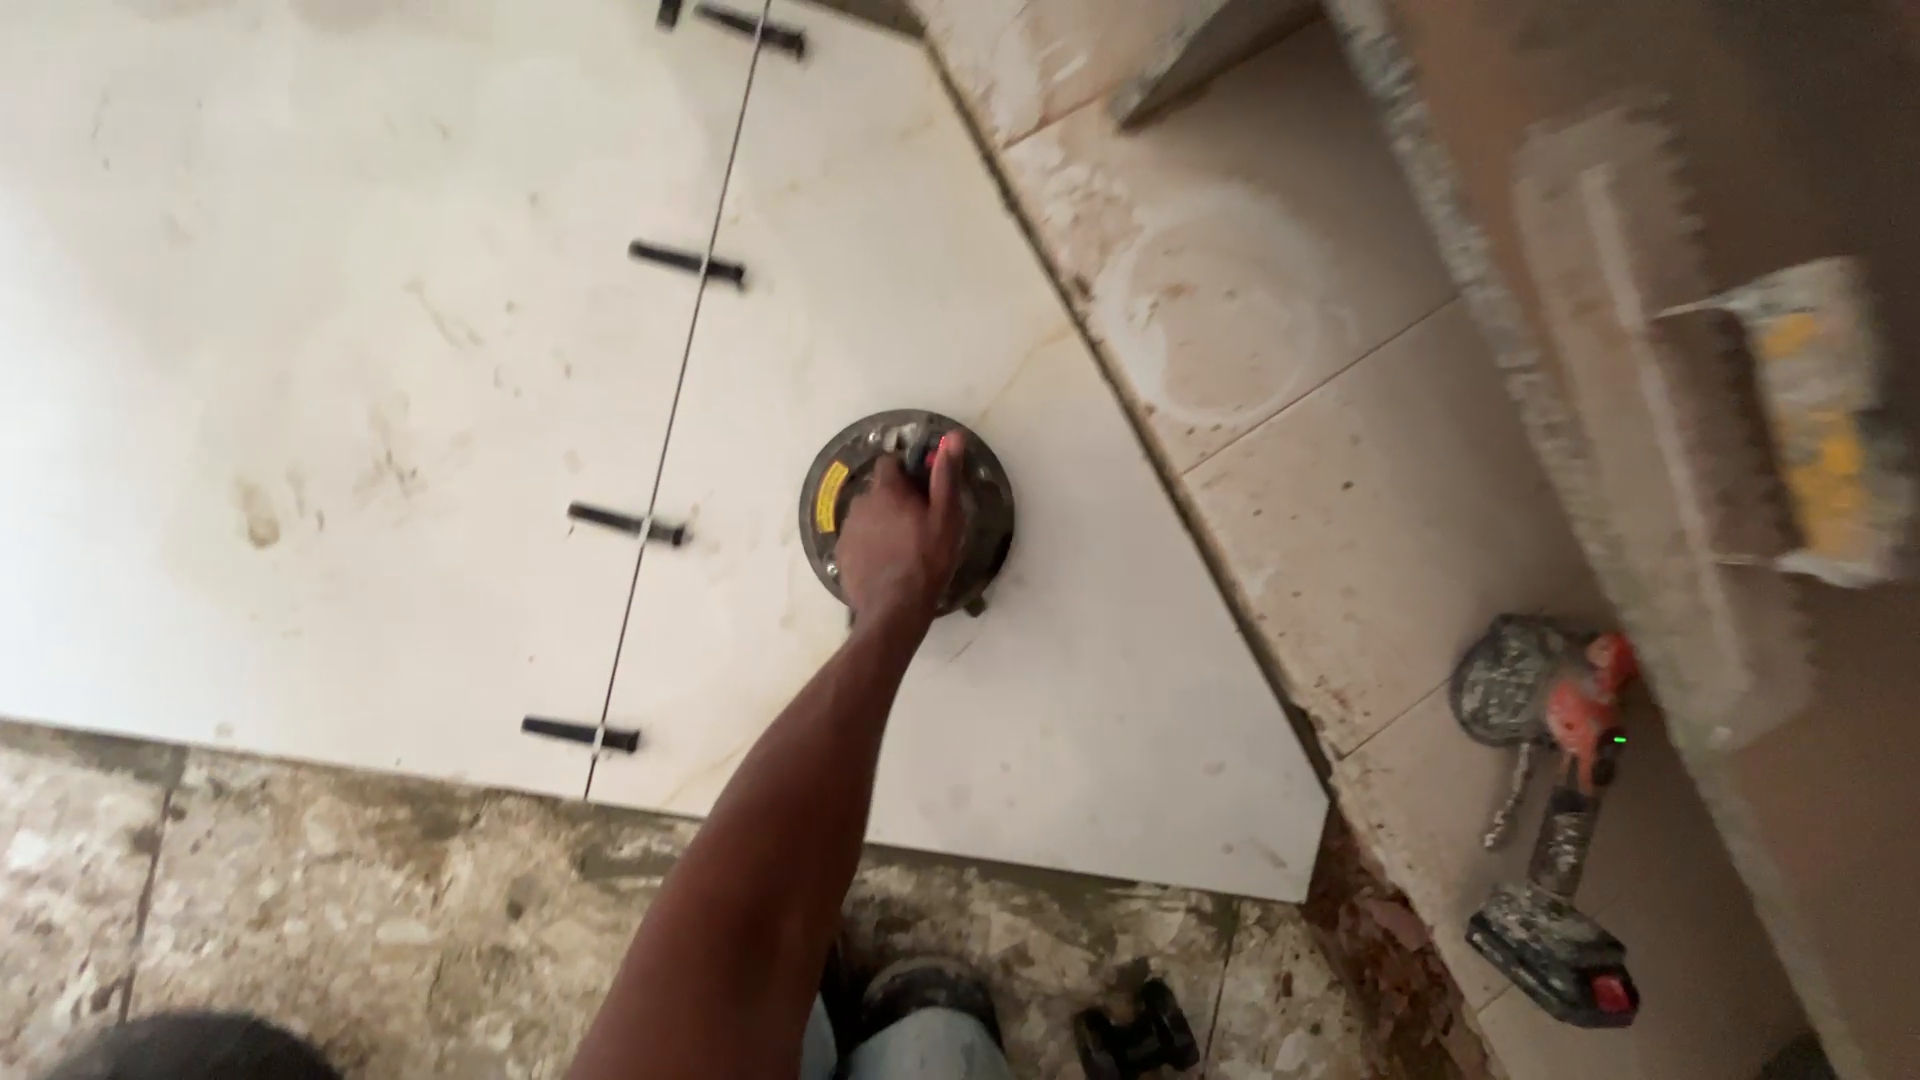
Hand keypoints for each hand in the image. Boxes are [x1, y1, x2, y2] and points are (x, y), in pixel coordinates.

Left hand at [837, 432, 965, 623]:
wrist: (895, 609)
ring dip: (881, 523)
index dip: (907, 473)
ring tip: (902, 548)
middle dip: (895, 501)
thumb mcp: (946, 517)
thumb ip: (946, 476)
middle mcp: (860, 504)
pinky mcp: (841, 555)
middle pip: (879, 491)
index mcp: (887, 491)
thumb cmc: (927, 560)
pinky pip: (858, 540)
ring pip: (867, 516)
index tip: (922, 491)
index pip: (889, 464)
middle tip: (918, 524)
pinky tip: (886, 564)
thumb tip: (953, 436)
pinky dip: (870, 545)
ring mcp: (847, 531)